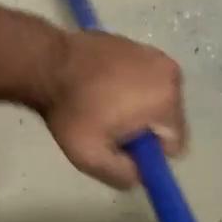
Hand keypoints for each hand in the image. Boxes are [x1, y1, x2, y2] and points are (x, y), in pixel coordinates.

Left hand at [41, 31, 187, 187]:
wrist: (47, 63)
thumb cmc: (71, 111)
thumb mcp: (91, 157)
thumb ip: (121, 175)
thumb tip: (140, 177)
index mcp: (167, 102)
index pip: (174, 144)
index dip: (149, 152)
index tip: (123, 146)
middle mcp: (171, 75)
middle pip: (168, 120)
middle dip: (144, 128)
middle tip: (110, 125)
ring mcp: (155, 55)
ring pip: (157, 99)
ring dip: (138, 107)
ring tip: (104, 105)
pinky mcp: (140, 44)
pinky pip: (146, 79)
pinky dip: (131, 86)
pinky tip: (103, 87)